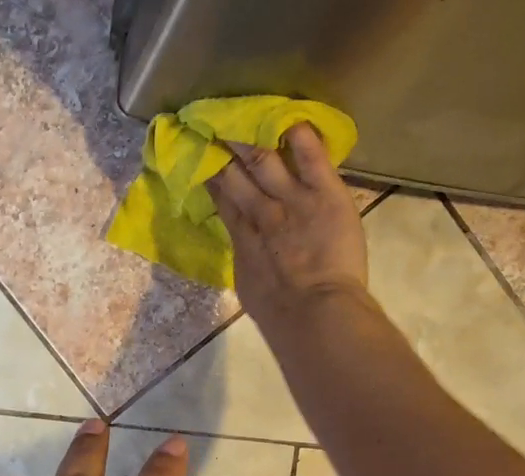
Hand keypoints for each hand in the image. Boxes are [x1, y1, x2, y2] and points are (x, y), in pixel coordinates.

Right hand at [207, 123, 369, 320]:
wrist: (312, 310)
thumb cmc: (278, 311)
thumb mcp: (248, 282)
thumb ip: (245, 255)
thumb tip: (243, 243)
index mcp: (243, 235)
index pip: (223, 196)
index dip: (212, 175)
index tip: (200, 156)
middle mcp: (262, 210)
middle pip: (237, 172)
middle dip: (224, 148)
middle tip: (211, 123)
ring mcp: (292, 199)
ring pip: (265, 158)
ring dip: (251, 135)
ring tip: (240, 114)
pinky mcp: (324, 193)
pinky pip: (311, 156)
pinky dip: (300, 135)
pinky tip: (290, 117)